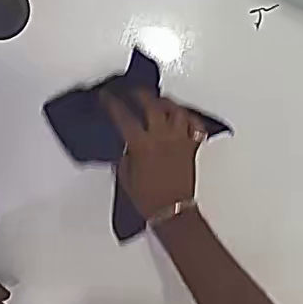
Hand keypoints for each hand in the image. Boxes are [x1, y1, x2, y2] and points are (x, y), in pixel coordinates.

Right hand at [103, 89, 205, 220]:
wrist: (172, 211)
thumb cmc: (147, 198)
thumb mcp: (125, 174)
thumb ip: (125, 154)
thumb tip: (127, 143)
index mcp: (142, 145)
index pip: (124, 117)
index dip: (113, 104)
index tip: (107, 97)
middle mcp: (162, 138)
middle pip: (152, 105)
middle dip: (141, 94)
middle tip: (134, 92)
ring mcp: (179, 141)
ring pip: (176, 111)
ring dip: (166, 102)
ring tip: (159, 100)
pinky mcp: (192, 147)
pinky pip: (195, 126)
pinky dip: (189, 118)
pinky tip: (182, 117)